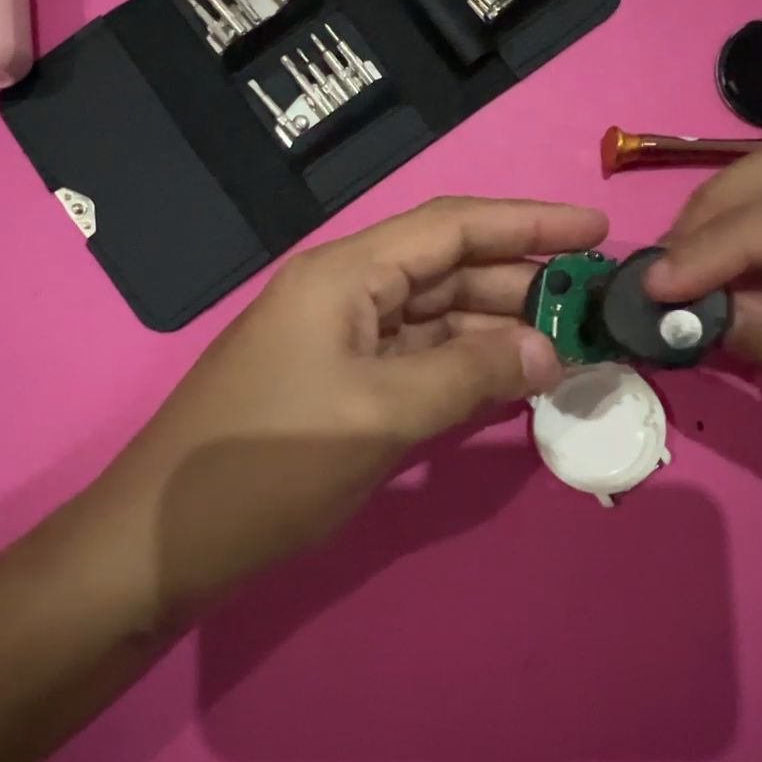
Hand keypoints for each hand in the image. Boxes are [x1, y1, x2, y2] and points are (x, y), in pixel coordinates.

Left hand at [108, 197, 606, 611]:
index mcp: (345, 274)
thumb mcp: (378, 415)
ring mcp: (339, 341)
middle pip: (448, 270)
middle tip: (594, 306)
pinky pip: (417, 361)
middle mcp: (344, 293)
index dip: (527, 223)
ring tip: (569, 346)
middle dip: (521, 283)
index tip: (596, 233)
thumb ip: (469, 375)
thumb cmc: (268, 463)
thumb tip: (548, 352)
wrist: (166, 538)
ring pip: (436, 318)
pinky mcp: (339, 386)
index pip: (451, 227)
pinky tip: (510, 382)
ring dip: (497, 329)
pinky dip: (464, 368)